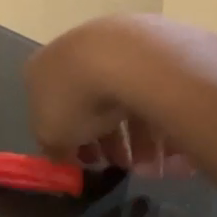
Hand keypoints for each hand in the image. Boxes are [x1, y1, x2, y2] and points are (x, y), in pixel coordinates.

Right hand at [24, 14, 198, 177]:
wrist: (122, 58)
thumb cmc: (75, 97)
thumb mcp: (51, 134)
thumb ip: (53, 148)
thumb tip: (60, 154)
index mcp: (44, 70)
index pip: (55, 108)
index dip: (71, 140)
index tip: (90, 161)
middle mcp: (75, 55)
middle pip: (92, 105)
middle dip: (110, 142)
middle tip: (124, 165)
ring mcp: (113, 50)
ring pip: (126, 101)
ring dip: (139, 140)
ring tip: (154, 166)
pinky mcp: (150, 51)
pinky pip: (153, 93)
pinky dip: (161, 121)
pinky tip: (172, 148)